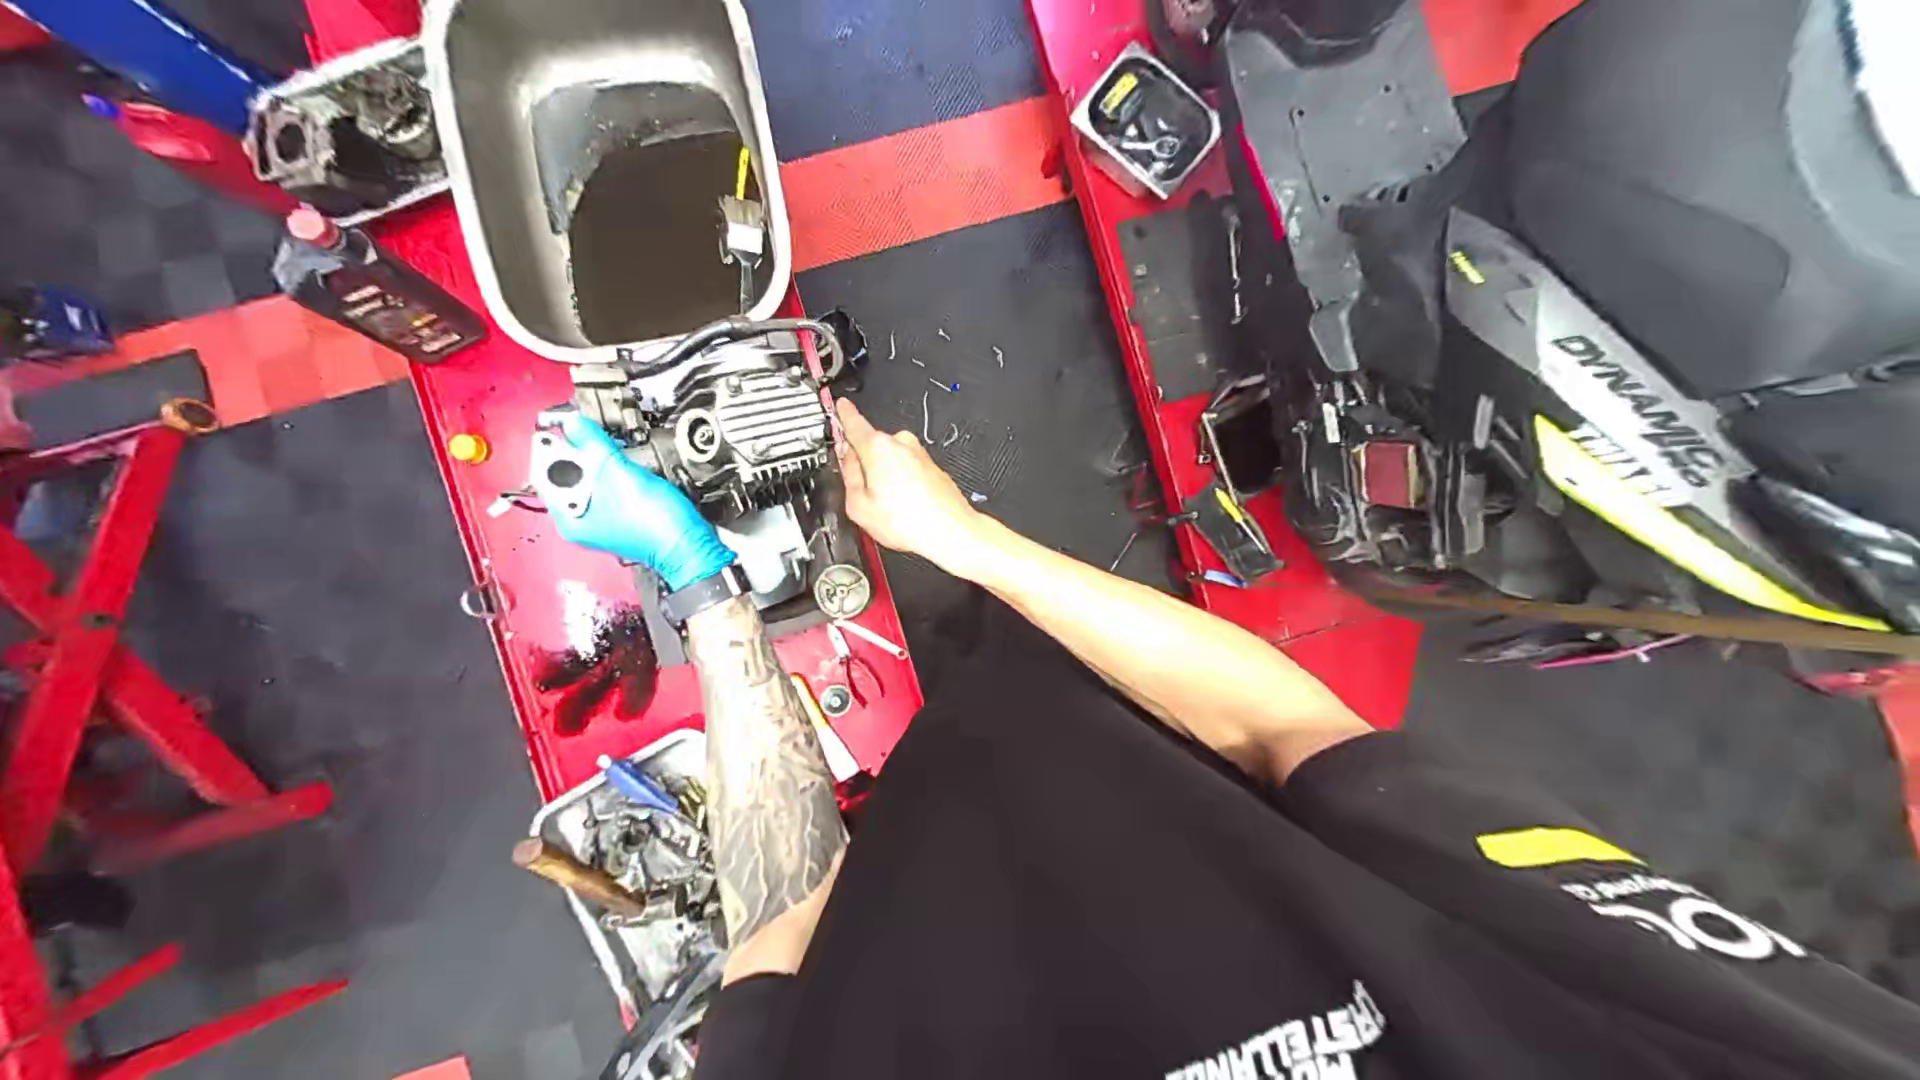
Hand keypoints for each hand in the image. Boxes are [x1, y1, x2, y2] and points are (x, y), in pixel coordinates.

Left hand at [548, 413, 736, 590]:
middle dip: (585, 456)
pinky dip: (619, 476)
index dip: (559, 448)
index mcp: (570, 519)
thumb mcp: (621, 475)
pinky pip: (612, 488)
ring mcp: (605, 521)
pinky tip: (631, 471)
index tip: (571, 428)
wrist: (692, 545)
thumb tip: (574, 423)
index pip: (548, 475)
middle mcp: (583, 522)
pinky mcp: (624, 517)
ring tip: (619, 457)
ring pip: (594, 481)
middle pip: (571, 477)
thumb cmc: (657, 524)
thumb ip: (595, 445)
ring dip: (605, 465)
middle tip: (599, 440)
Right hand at [834, 399, 991, 573]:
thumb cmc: (911, 522)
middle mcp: (901, 443)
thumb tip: (846, 461)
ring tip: (890, 506)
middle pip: (871, 445)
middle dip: (864, 464)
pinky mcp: (930, 465)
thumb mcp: (859, 505)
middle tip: (866, 494)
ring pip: (889, 458)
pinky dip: (902, 482)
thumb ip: (848, 475)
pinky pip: (906, 468)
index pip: (853, 422)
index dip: (842, 414)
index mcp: (878, 447)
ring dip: (884, 476)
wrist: (950, 531)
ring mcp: (918, 453)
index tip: (840, 406)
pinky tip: (904, 506)